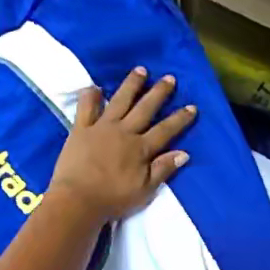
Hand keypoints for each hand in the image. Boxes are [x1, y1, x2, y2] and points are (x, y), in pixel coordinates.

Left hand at [47, 68, 195, 222]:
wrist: (78, 200)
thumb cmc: (113, 199)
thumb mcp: (144, 190)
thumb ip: (163, 170)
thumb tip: (184, 153)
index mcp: (141, 148)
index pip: (165, 130)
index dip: (180, 118)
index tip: (192, 106)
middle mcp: (124, 132)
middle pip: (145, 108)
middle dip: (159, 93)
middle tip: (170, 77)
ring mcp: (101, 127)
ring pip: (120, 100)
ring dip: (132, 84)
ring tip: (141, 70)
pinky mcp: (80, 129)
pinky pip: (86, 107)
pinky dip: (91, 95)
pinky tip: (95, 86)